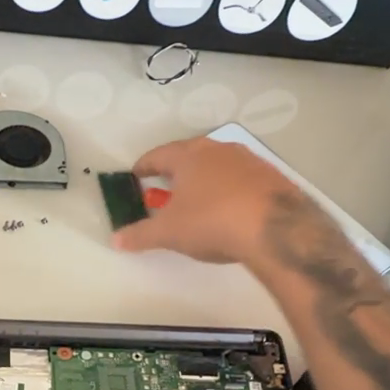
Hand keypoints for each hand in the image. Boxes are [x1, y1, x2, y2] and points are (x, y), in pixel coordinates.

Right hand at [112, 137, 328, 264]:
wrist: (273, 228)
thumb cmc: (210, 221)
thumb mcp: (168, 233)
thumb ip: (140, 235)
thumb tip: (116, 239)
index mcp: (189, 156)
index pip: (158, 155)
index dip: (144, 167)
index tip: (135, 175)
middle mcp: (218, 149)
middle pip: (189, 156)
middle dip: (174, 172)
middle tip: (163, 189)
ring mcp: (248, 160)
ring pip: (217, 166)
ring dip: (203, 180)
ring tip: (195, 201)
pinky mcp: (270, 177)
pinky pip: (239, 180)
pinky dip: (227, 191)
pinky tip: (226, 210)